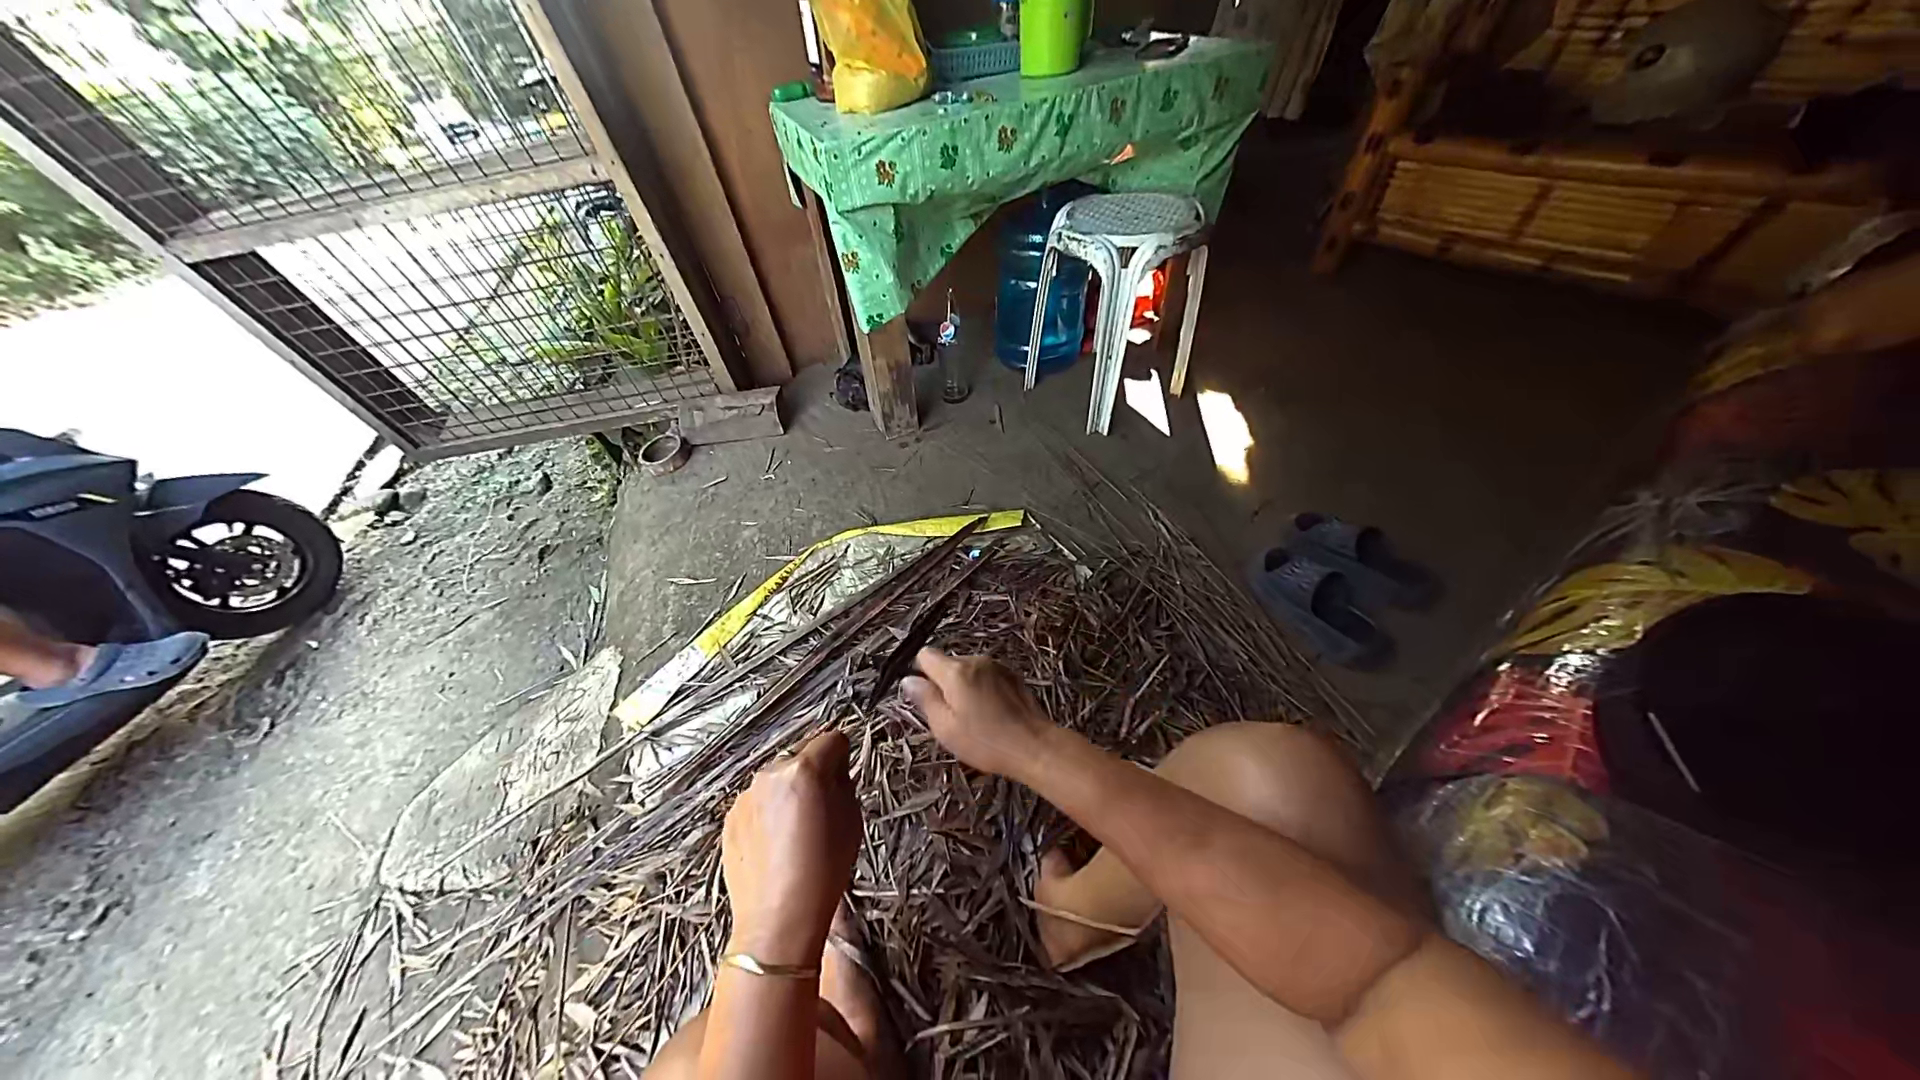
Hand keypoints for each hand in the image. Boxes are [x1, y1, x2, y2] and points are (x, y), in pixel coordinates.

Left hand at [720, 730, 861, 967]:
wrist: (778, 919)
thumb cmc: (822, 872)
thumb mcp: (852, 819)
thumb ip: (843, 783)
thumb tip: (834, 770)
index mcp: (805, 769)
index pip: (832, 739)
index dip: (842, 756)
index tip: (843, 774)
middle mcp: (771, 774)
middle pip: (801, 757)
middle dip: (813, 774)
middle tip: (822, 808)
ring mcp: (747, 796)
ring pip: (777, 780)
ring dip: (788, 793)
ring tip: (797, 832)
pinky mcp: (731, 818)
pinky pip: (758, 802)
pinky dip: (768, 813)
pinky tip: (777, 844)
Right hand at [901, 648, 1054, 778]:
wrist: (1034, 746)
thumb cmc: (986, 742)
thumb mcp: (945, 728)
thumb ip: (925, 699)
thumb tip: (908, 681)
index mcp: (955, 671)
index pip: (925, 656)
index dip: (921, 675)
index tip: (927, 698)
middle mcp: (976, 661)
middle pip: (947, 664)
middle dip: (944, 684)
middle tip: (952, 716)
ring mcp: (996, 666)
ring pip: (967, 671)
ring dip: (964, 688)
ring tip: (974, 718)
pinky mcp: (1012, 675)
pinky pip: (986, 676)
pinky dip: (983, 689)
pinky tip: (991, 714)